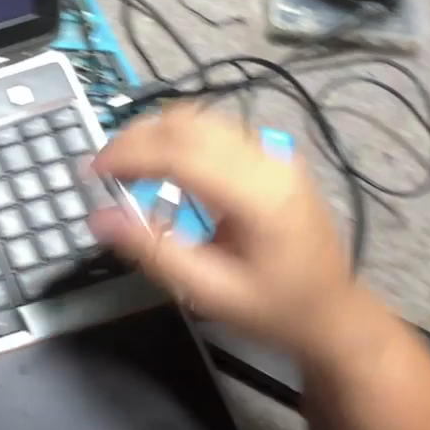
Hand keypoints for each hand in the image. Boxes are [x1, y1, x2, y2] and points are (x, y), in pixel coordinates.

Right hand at [87, 106, 374, 362]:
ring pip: (198, 117)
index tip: (94, 171)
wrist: (335, 313)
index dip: (129, 154)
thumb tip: (100, 217)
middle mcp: (269, 162)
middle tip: (103, 168)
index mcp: (259, 197)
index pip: (181, 152)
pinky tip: (158, 161)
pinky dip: (174, 135)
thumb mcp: (210, 292)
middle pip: (187, 123)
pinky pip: (212, 126)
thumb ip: (154, 250)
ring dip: (153, 133)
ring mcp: (273, 154)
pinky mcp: (269, 154)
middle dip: (135, 138)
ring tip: (126, 164)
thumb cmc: (274, 309)